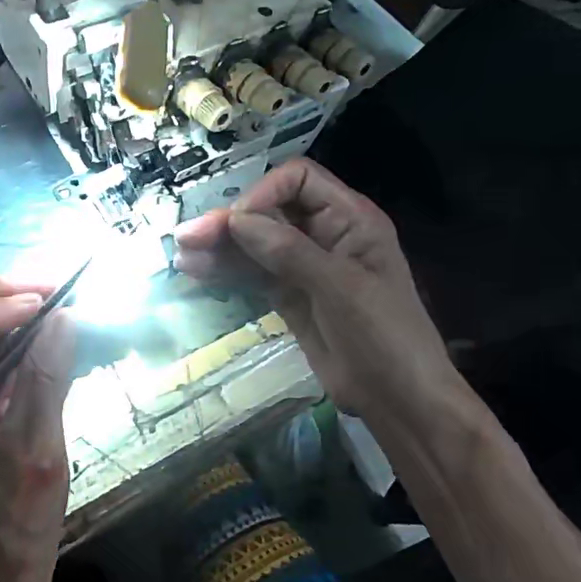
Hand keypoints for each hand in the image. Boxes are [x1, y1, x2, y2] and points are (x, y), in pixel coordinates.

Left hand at [0, 276, 75, 578]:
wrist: (8, 555)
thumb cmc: (17, 520)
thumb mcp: (36, 455)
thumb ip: (44, 383)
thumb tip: (63, 316)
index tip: (38, 307)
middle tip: (46, 290)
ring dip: (0, 299)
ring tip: (49, 293)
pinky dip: (7, 318)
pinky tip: (40, 313)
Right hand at [172, 158, 452, 413]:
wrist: (399, 401)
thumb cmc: (384, 337)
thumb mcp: (340, 288)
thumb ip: (288, 251)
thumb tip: (236, 220)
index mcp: (349, 220)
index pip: (298, 180)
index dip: (264, 193)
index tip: (238, 222)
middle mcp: (323, 234)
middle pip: (267, 211)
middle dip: (229, 222)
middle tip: (187, 237)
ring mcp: (302, 265)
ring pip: (253, 242)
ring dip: (219, 246)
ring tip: (181, 254)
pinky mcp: (287, 293)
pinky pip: (250, 272)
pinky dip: (224, 270)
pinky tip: (195, 271)